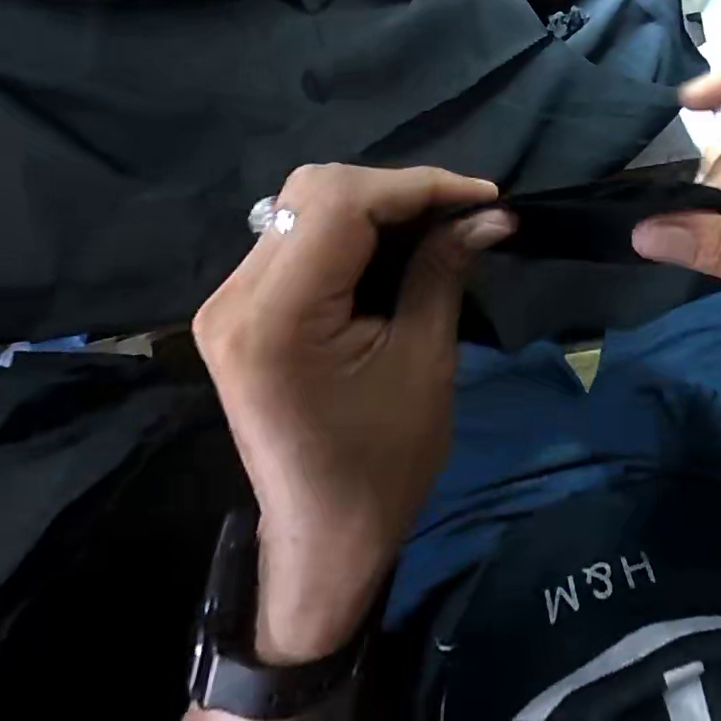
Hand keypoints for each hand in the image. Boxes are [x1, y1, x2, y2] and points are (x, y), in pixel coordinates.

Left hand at [192, 165, 512, 662]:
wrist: (326, 535)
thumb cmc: (385, 461)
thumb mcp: (426, 359)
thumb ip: (444, 270)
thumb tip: (491, 214)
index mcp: (277, 317)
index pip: (342, 203)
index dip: (419, 186)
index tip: (483, 196)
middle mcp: (236, 297)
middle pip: (314, 191)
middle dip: (397, 189)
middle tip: (459, 212)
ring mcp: (229, 302)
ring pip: (304, 206)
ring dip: (376, 204)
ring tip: (436, 222)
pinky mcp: (241, 310)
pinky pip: (297, 237)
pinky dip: (353, 228)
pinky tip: (393, 244)